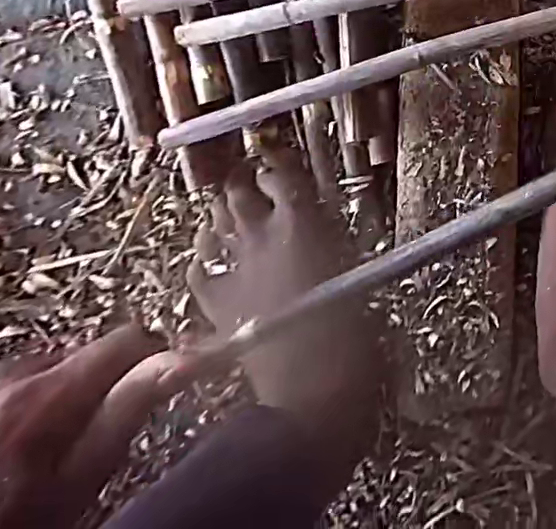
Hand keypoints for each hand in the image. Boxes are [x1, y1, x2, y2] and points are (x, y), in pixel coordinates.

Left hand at [0, 325, 185, 528]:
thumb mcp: (77, 486)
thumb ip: (130, 411)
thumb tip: (186, 359)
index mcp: (34, 402)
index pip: (125, 340)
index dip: (152, 360)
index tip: (162, 385)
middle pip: (91, 352)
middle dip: (106, 385)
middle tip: (94, 441)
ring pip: (59, 364)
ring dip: (70, 393)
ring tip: (54, 450)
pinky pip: (22, 378)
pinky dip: (37, 401)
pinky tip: (24, 448)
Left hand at [187, 152, 378, 454]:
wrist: (314, 393)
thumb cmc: (351, 331)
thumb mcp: (356, 270)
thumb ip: (333, 239)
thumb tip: (323, 225)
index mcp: (300, 223)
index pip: (281, 174)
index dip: (275, 163)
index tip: (276, 161)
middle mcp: (261, 238)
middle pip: (238, 192)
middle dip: (241, 181)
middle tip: (248, 178)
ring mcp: (235, 271)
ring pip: (215, 225)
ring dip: (222, 213)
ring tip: (229, 207)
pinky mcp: (217, 306)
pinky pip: (199, 270)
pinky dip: (203, 257)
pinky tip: (209, 255)